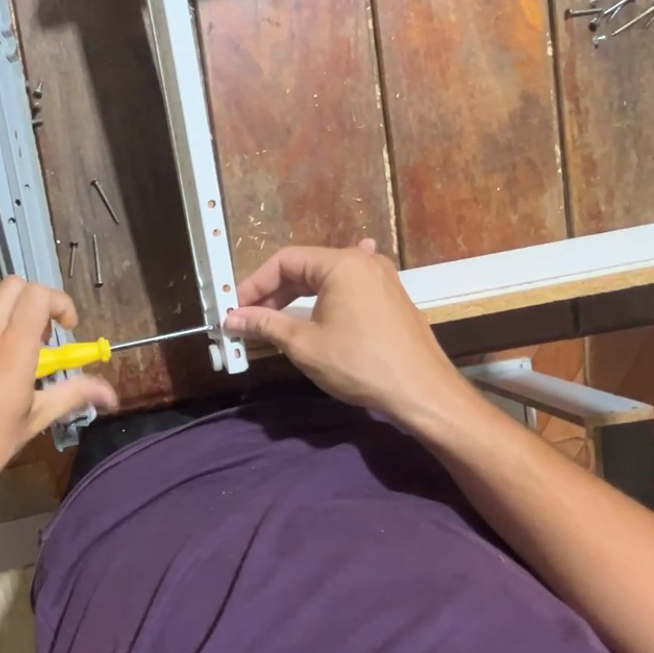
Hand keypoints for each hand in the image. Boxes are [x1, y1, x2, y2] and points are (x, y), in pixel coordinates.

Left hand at [0, 277, 116, 540]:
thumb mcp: (36, 419)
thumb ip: (74, 395)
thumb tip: (110, 394)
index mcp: (11, 352)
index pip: (36, 295)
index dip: (59, 301)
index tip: (69, 328)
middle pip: (12, 287)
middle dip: (37, 300)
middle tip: (48, 335)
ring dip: (16, 326)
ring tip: (24, 370)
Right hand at [223, 240, 476, 432]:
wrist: (421, 392)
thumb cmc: (358, 364)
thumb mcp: (304, 344)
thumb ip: (266, 324)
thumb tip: (232, 318)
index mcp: (341, 264)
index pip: (284, 261)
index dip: (254, 283)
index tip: (235, 308)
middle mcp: (364, 262)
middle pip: (305, 266)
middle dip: (273, 291)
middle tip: (249, 317)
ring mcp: (382, 279)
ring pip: (327, 278)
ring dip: (296, 296)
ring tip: (274, 316)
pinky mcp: (391, 298)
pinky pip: (348, 288)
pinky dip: (325, 297)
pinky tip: (324, 295)